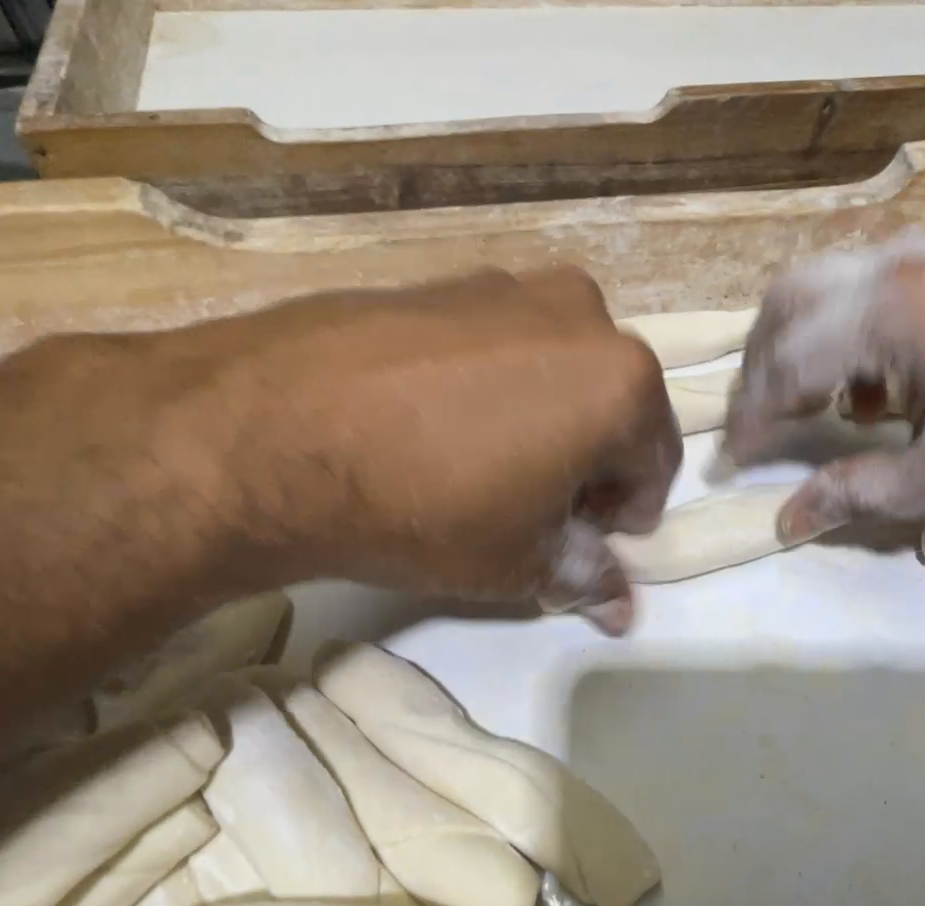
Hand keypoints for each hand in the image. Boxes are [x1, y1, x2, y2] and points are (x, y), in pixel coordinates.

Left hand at [175, 268, 680, 633]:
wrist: (269, 433)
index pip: (655, 463)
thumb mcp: (516, 561)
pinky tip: (435, 423)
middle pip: (612, 406)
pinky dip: (494, 383)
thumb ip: (585, 577)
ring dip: (544, 417)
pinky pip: (500, 342)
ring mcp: (510, 287)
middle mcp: (582, 315)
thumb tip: (622, 609)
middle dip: (589, 461)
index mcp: (621, 381)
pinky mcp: (446, 279)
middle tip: (534, 506)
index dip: (626, 513)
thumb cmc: (425, 506)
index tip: (583, 540)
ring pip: (558, 369)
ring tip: (480, 463)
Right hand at [723, 231, 924, 541]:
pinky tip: (883, 382)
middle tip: (765, 424)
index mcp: (886, 315)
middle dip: (763, 366)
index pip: (784, 365)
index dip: (751, 418)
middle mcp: (895, 265)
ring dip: (804, 341)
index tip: (734, 460)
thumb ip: (858, 492)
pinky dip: (850, 326)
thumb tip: (786, 521)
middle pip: (788, 303)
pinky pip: (871, 279)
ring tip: (822, 406)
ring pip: (826, 282)